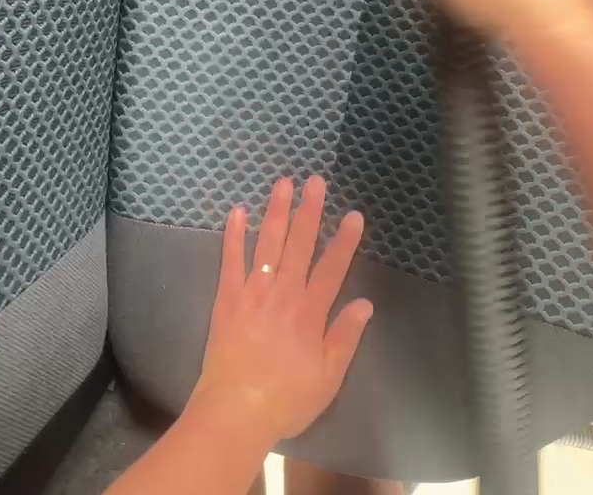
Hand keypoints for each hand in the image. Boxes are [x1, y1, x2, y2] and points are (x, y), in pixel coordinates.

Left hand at [188, 176, 373, 447]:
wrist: (236, 410)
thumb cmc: (287, 398)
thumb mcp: (329, 377)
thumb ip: (345, 336)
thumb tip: (365, 303)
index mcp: (310, 312)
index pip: (333, 267)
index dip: (345, 240)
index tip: (354, 214)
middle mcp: (283, 292)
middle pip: (300, 244)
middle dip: (310, 210)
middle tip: (316, 181)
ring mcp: (253, 291)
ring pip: (268, 243)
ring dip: (277, 211)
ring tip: (283, 183)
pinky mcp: (227, 297)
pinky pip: (230, 259)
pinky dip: (234, 234)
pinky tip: (238, 211)